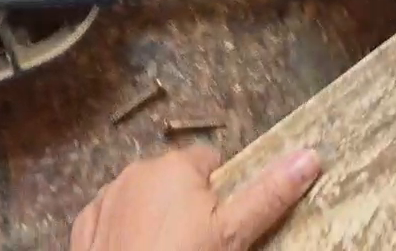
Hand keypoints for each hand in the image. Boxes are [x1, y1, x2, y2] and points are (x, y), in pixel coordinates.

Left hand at [70, 146, 320, 250]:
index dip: (220, 197)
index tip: (222, 228)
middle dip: (187, 205)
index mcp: (176, 164)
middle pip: (176, 179)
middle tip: (198, 247)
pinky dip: (121, 233)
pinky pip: (109, 218)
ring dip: (154, 218)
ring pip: (142, 198)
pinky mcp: (83, 227)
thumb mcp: (233, 234)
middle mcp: (137, 168)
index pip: (211, 164)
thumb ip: (269, 193)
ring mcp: (106, 197)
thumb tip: (312, 155)